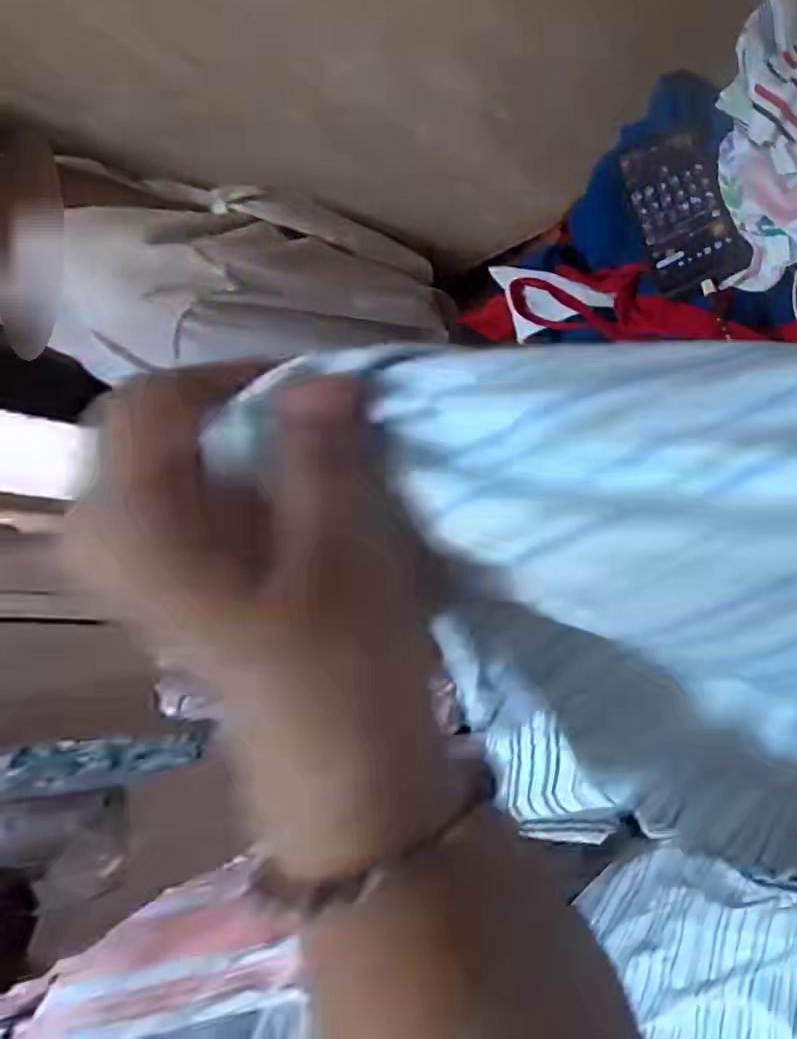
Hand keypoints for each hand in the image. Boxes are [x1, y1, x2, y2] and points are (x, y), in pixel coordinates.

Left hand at [64, 366, 457, 876]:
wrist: (341, 745)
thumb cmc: (343, 654)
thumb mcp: (345, 550)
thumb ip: (324, 461)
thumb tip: (329, 378)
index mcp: (130, 524)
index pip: (153, 402)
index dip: (246, 379)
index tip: (340, 391)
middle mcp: (111, 531)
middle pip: (175, 431)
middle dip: (270, 417)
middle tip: (358, 435)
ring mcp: (147, 556)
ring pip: (204, 464)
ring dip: (282, 452)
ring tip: (355, 471)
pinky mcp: (188, 574)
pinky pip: (219, 498)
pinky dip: (278, 485)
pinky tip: (331, 511)